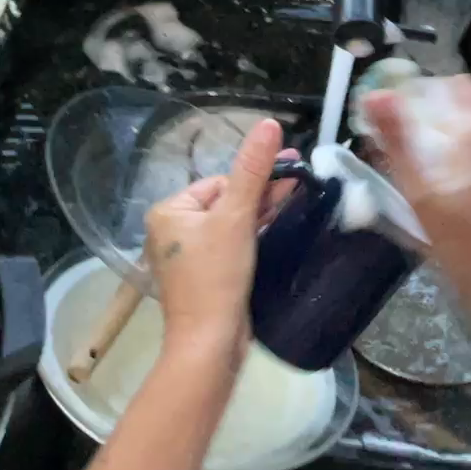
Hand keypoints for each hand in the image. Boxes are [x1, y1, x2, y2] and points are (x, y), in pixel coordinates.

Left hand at [143, 118, 289, 360]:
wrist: (210, 346)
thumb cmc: (216, 277)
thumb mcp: (237, 217)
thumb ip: (253, 170)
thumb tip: (269, 123)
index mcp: (169, 212)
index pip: (219, 182)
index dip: (254, 179)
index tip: (292, 172)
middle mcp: (173, 231)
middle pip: (226, 202)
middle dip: (261, 194)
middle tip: (302, 181)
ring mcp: (189, 257)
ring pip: (231, 224)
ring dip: (262, 214)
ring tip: (298, 201)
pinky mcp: (206, 277)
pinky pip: (232, 246)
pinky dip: (254, 238)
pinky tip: (280, 229)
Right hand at [361, 76, 470, 338]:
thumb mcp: (424, 200)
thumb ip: (398, 143)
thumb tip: (374, 97)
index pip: (447, 85)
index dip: (416, 97)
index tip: (393, 122)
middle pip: (466, 102)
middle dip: (433, 115)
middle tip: (406, 146)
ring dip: (454, 133)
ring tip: (430, 168)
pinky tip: (461, 184)